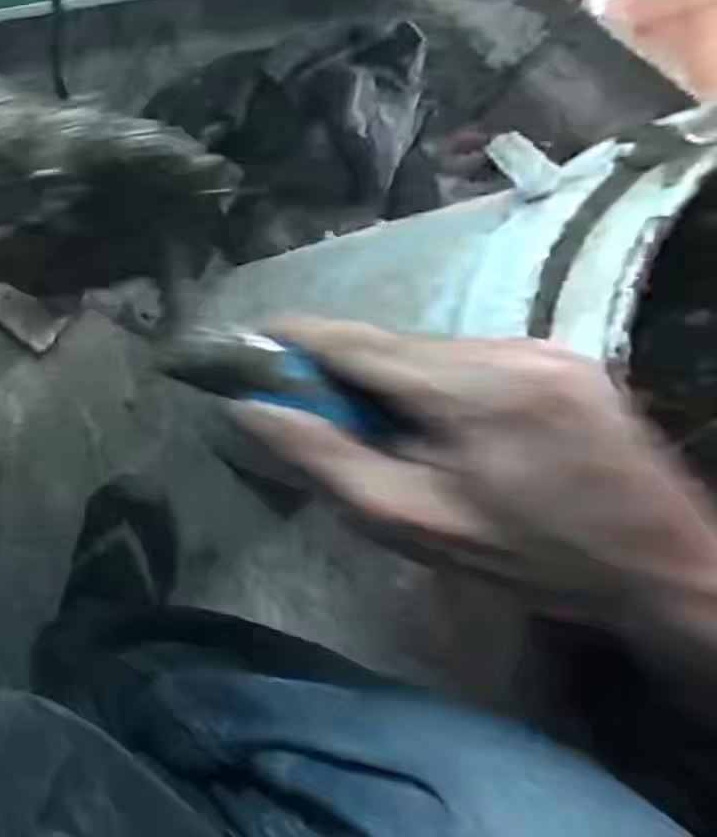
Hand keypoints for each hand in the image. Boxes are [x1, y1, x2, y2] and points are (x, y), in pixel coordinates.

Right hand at [232, 318, 716, 619]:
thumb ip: (317, 455)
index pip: (347, 339)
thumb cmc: (528, 556)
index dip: (286, 340)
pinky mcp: (556, 359)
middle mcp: (508, 351)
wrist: (679, 578)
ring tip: (374, 424)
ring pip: (411, 346)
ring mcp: (540, 350)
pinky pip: (449, 355)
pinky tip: (424, 419)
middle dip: (332, 368)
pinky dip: (415, 378)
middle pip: (378, 341)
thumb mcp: (402, 517)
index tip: (242, 349)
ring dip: (375, 375)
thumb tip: (246, 406)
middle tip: (309, 409)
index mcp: (472, 388)